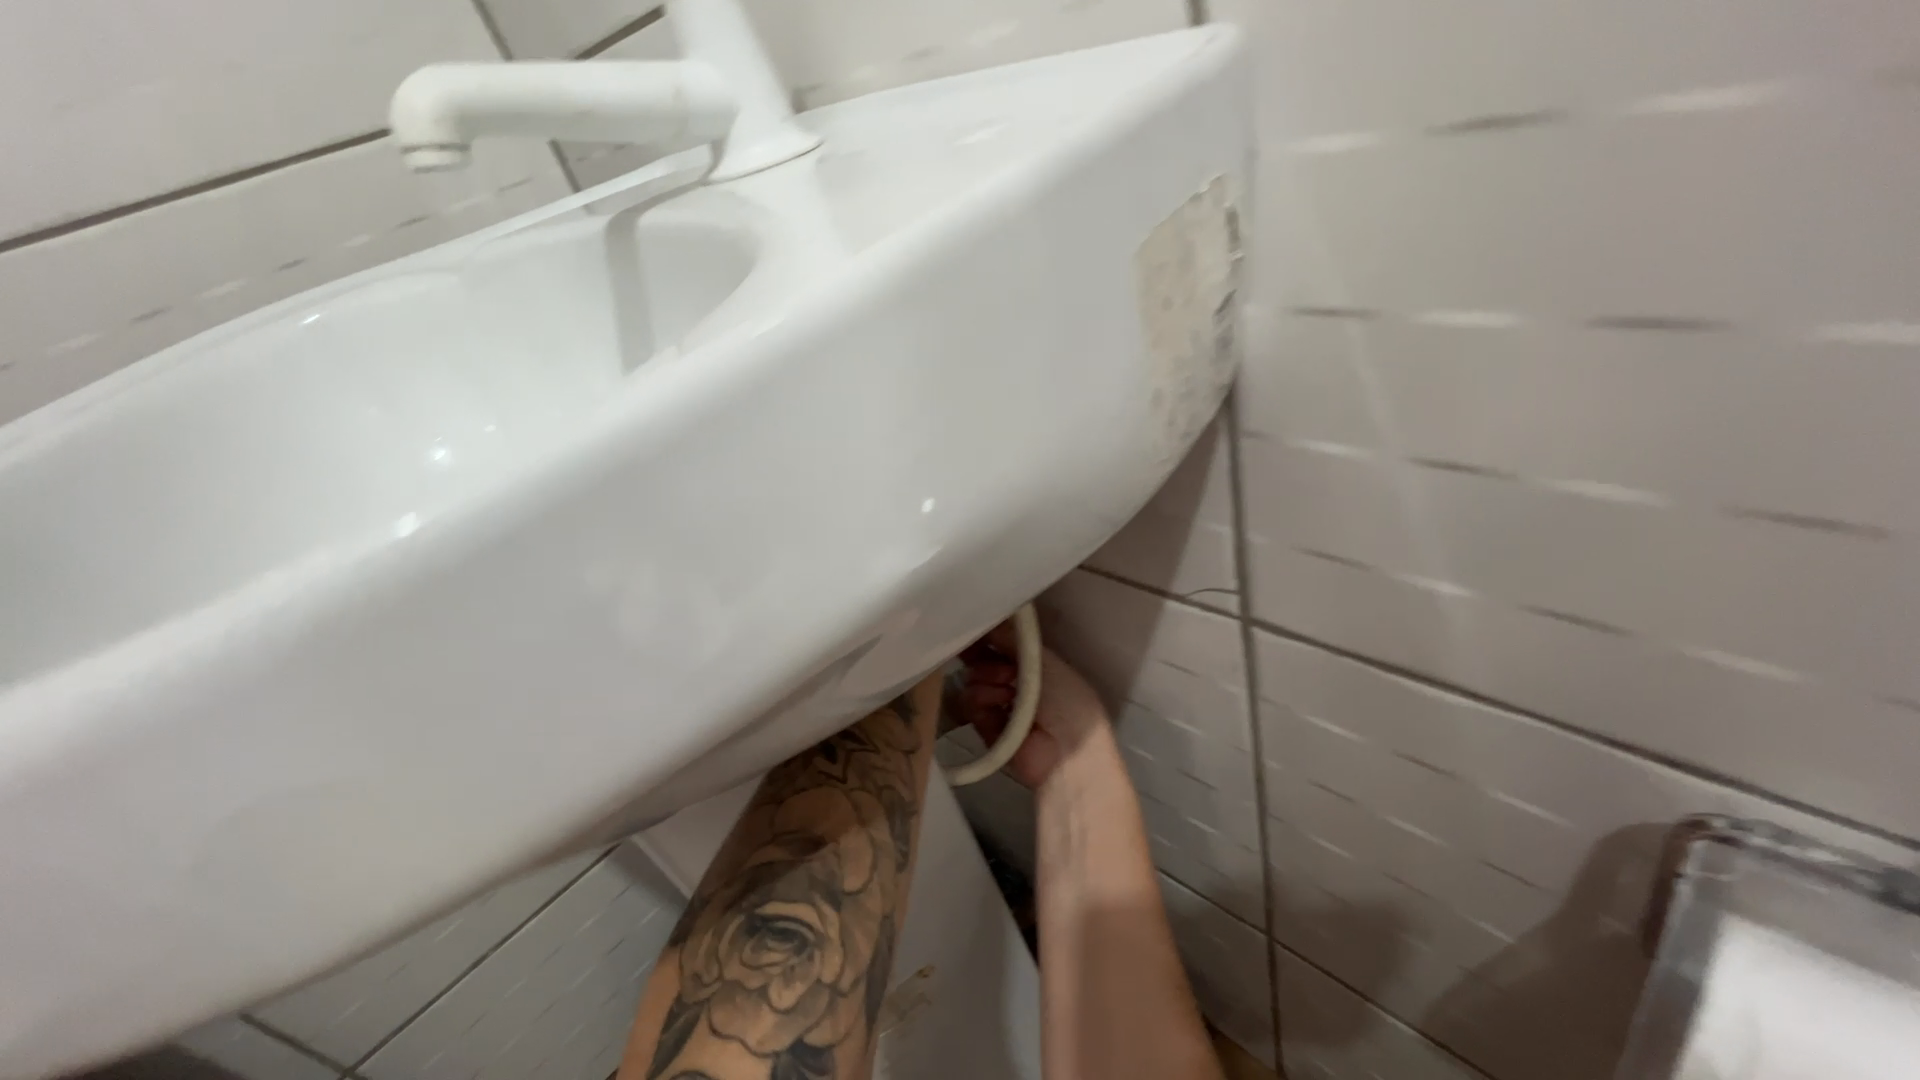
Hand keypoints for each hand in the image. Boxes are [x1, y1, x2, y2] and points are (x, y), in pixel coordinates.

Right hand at [955, 621, 1109, 789]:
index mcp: (1035, 666)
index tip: (974, 630)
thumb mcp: (1046, 662)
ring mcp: (999, 706)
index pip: (1003, 645)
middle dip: (987, 660)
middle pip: (984, 662)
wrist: (1068, 754)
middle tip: (1000, 668)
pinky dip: (982, 703)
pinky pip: (971, 705)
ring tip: (1007, 691)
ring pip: (974, 681)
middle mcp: (1015, 683)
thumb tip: (990, 621)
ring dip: (987, 681)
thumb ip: (1014, 640)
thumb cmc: (1068, 702)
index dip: (988, 638)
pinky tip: (999, 706)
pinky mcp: (986, 728)